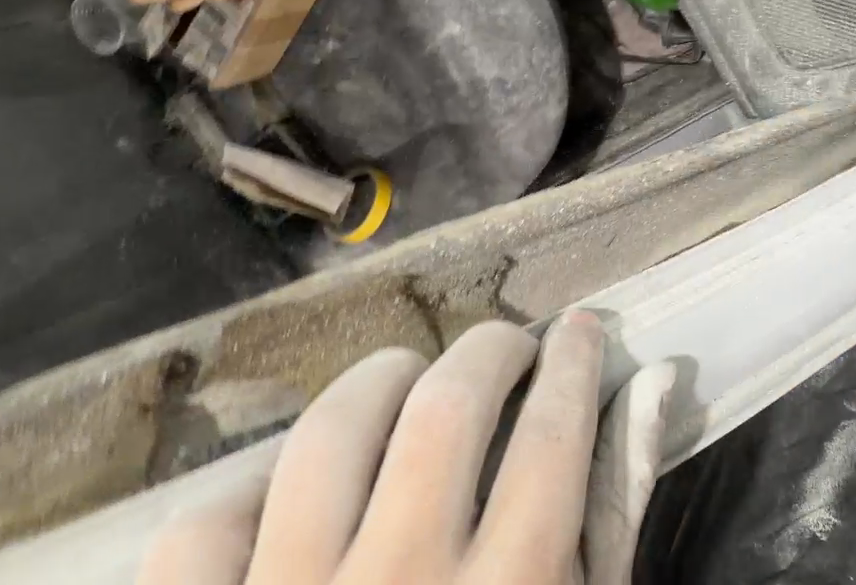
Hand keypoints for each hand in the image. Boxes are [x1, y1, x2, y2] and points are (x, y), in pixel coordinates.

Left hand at [138, 313, 675, 584]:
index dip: (574, 362)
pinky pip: (204, 526)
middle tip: (510, 344)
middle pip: (446, 411)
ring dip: (382, 379)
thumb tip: (651, 389)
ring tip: (414, 375)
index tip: (582, 328)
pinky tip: (294, 482)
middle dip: (490, 350)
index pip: (552, 435)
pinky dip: (251, 484)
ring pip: (328, 438)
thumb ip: (618, 514)